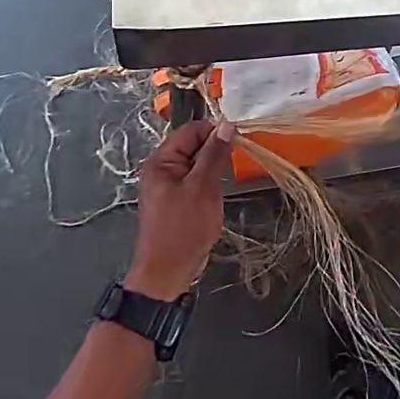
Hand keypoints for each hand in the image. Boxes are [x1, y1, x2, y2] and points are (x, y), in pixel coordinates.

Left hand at [126, 119, 234, 298]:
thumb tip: (227, 125)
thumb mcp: (202, 188)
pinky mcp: (177, 199)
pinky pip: (196, 180)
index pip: (191, 130)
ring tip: (223, 183)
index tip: (238, 139)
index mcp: (161, 160)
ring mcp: (169, 184)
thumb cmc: (182, 229)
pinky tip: (217, 195)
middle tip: (232, 164)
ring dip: (213, 169)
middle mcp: (162, 168)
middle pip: (194, 145)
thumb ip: (214, 154)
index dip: (215, 131)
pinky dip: (209, 183)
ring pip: (198, 163)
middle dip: (215, 152)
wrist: (166, 274)